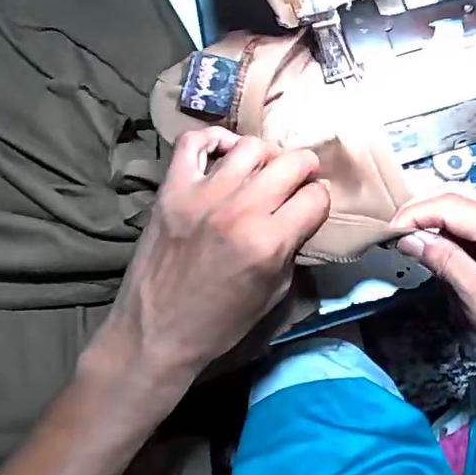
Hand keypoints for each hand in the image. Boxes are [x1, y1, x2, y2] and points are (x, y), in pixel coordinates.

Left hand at [96, 128, 329, 387]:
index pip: (316, 197)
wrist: (155, 334)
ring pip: (249, 147)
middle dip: (305, 169)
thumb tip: (300, 216)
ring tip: (263, 170)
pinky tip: (224, 153)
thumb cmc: (220, 323)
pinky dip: (213, 139)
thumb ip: (291, 247)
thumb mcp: (275, 292)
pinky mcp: (171, 190)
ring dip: (266, 156)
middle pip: (291, 163)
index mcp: (268, 242)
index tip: (312, 208)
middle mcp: (239, 210)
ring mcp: (202, 195)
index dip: (320, 202)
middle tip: (300, 179)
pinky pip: (194, 142)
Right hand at [390, 189, 475, 388]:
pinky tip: (436, 245)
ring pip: (466, 205)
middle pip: (459, 196)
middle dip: (422, 211)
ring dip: (435, 219)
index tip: (389, 233)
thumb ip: (444, 262)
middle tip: (395, 235)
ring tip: (409, 240)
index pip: (452, 204)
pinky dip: (452, 229)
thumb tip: (407, 237)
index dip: (416, 214)